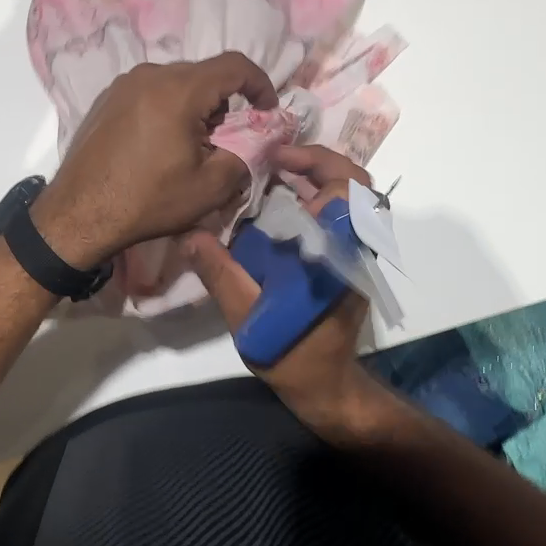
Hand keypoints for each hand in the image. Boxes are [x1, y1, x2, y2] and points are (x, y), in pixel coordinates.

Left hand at [32, 53, 278, 267]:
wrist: (79, 215)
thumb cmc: (147, 201)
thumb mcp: (210, 187)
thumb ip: (247, 154)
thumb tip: (262, 139)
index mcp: (178, 89)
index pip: (235, 65)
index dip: (261, 84)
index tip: (267, 113)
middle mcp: (149, 74)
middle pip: (204, 75)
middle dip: (225, 103)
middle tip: (228, 141)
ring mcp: (123, 84)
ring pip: (176, 84)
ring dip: (195, 108)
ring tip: (192, 148)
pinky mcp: (105, 100)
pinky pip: (150, 93)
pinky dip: (167, 110)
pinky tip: (161, 147)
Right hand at [185, 145, 382, 427]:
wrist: (325, 388)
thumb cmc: (292, 354)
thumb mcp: (249, 318)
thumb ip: (222, 274)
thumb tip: (190, 235)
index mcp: (339, 254)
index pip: (348, 191)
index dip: (317, 164)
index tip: (278, 159)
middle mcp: (355, 247)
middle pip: (355, 183)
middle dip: (317, 161)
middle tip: (276, 157)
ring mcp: (355, 253)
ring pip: (350, 197)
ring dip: (317, 176)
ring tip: (275, 170)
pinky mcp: (347, 261)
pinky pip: (341, 214)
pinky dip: (316, 196)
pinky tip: (282, 200)